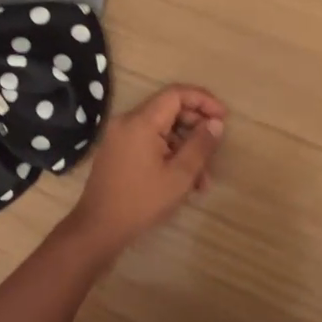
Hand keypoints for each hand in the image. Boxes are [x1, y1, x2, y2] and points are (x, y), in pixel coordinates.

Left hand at [61, 84, 226, 251]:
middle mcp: (127, 122)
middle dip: (196, 128)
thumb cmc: (142, 201)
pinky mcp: (118, 152)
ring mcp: (120, 137)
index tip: (223, 117)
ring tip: (203, 181)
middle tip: (215, 149)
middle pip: (168, 110)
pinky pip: (149, 142)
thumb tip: (215, 123)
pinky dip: (169, 155)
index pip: (175, 94)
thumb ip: (200, 145)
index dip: (203, 100)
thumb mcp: (180, 175)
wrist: (99, 227)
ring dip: (185, 149)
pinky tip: (185, 182)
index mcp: (140, 122)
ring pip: (161, 131)